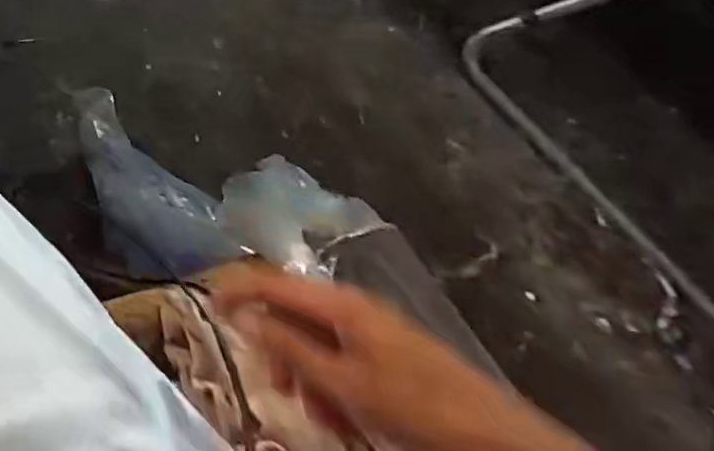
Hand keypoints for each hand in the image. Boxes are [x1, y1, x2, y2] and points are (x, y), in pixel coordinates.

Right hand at [211, 264, 595, 450]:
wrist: (507, 443)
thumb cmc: (420, 407)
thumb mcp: (345, 383)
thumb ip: (289, 347)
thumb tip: (241, 316)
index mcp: (338, 302)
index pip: (270, 280)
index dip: (235, 287)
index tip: (206, 304)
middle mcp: (350, 306)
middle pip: (291, 312)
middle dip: (276, 348)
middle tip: (273, 386)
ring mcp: (371, 330)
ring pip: (314, 341)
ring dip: (303, 375)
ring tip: (314, 414)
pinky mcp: (388, 356)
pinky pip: (340, 360)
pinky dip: (329, 385)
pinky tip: (339, 418)